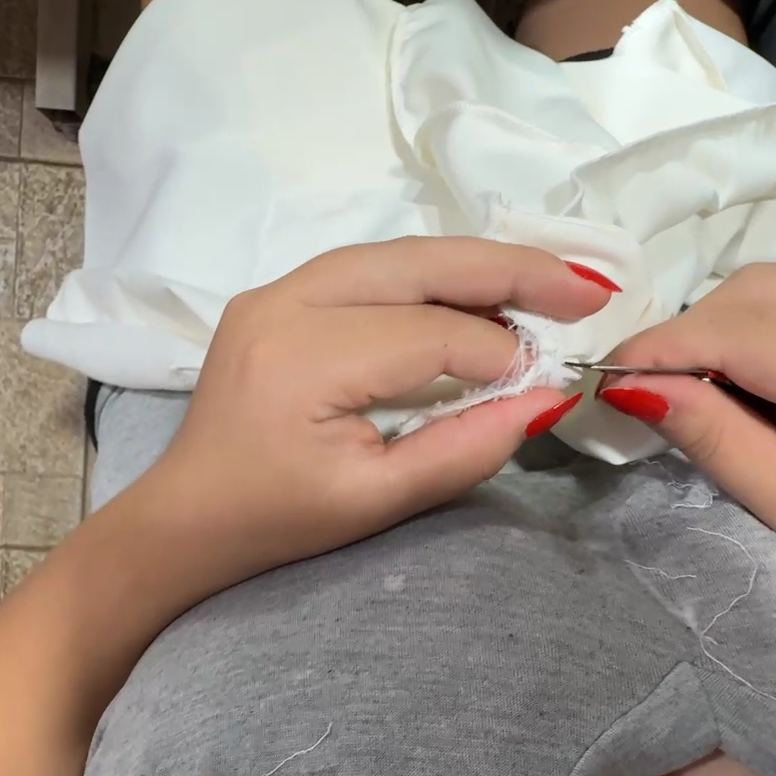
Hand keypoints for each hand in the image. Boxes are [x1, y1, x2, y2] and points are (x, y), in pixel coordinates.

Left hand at [131, 236, 615, 592]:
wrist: (187, 517)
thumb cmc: (276, 521)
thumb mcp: (374, 501)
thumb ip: (464, 450)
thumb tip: (548, 400)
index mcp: (302, 359)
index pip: (429, 335)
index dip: (501, 354)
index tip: (554, 378)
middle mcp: (283, 301)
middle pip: (418, 262)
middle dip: (510, 271)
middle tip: (588, 286)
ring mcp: (274, 289)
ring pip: (398, 253)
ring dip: (476, 265)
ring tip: (548, 284)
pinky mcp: (276, 293)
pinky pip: (371, 268)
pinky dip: (432, 278)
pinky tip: (476, 295)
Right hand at [591, 264, 775, 650]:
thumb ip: (717, 440)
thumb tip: (631, 385)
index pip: (746, 330)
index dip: (664, 344)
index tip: (606, 374)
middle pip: (763, 288)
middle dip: (690, 329)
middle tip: (649, 387)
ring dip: (723, 323)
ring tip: (699, 386)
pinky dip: (763, 323)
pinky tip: (755, 376)